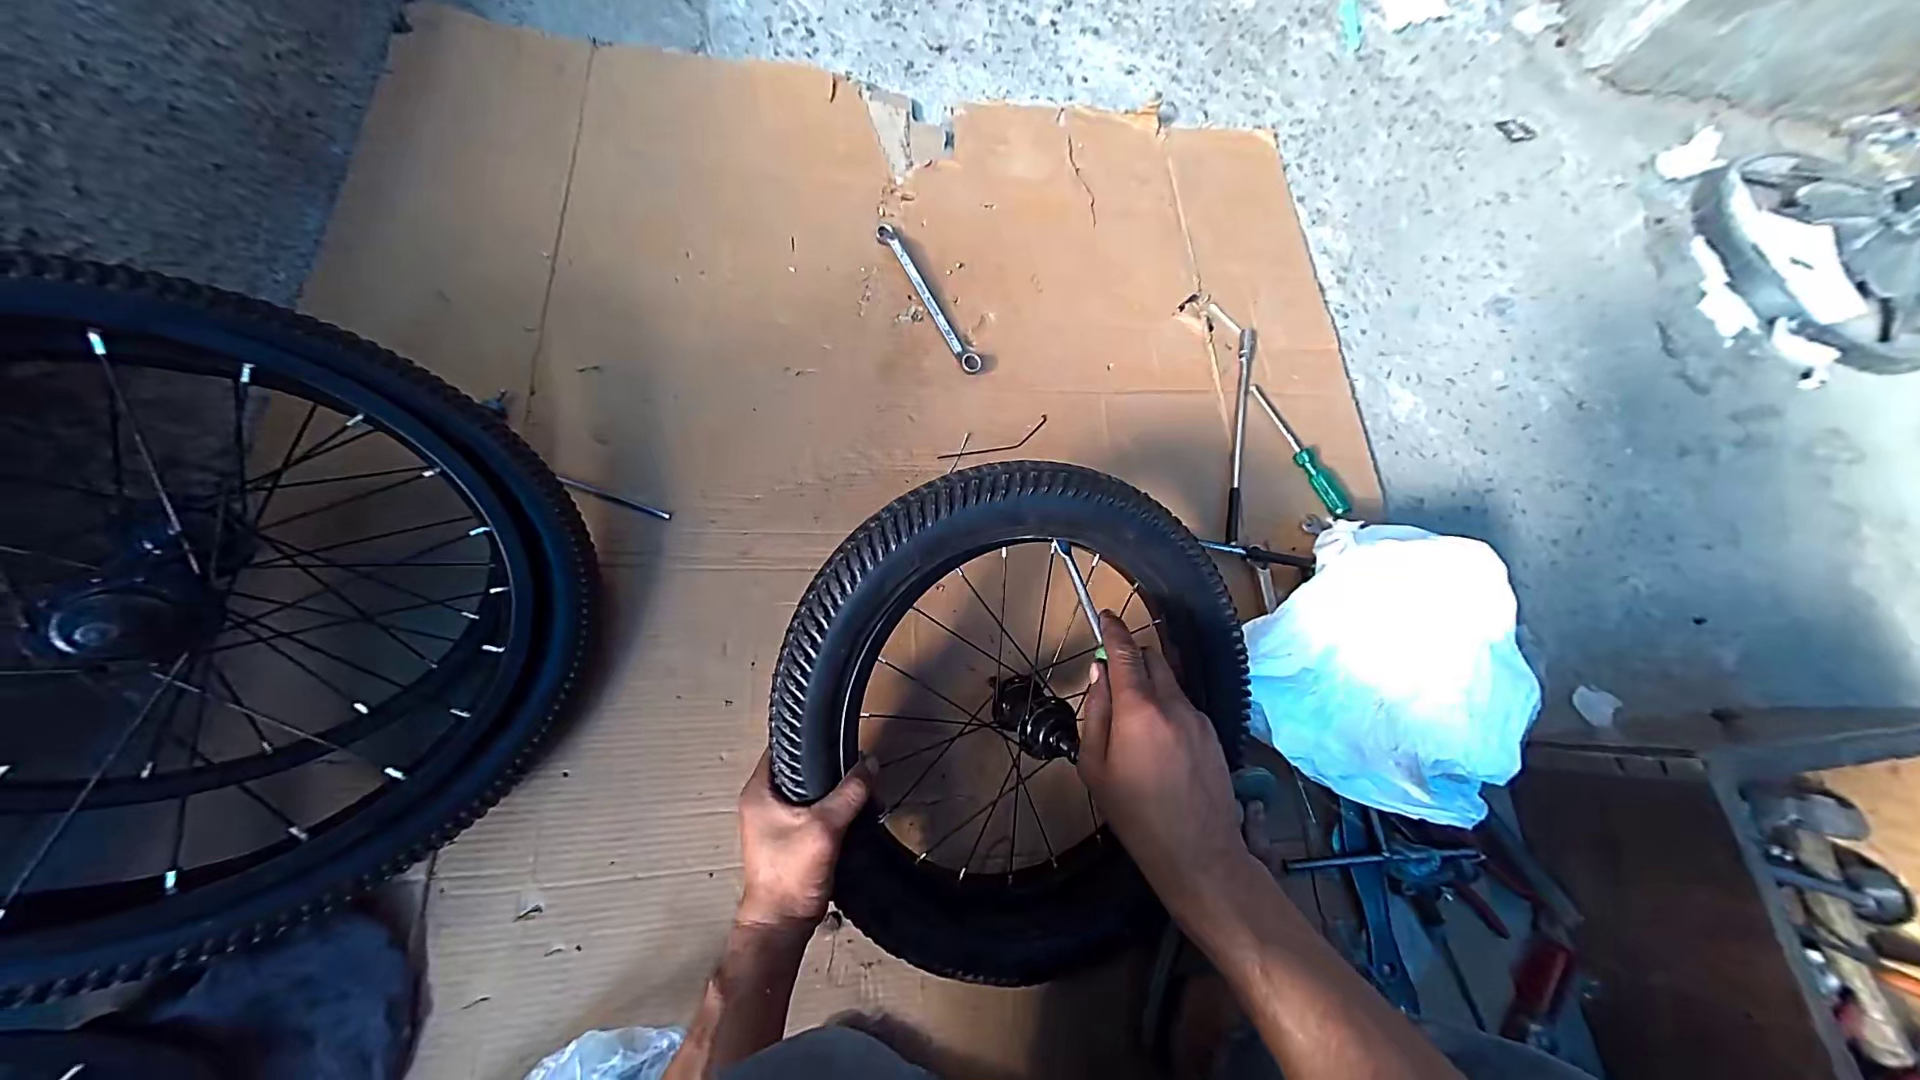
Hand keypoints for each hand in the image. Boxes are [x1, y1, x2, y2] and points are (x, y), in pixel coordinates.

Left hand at [735, 749, 871, 929]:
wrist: (782, 925)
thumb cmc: (791, 874)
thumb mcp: (825, 826)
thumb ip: (849, 792)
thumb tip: (870, 763)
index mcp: (758, 792)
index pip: (779, 747)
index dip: (804, 736)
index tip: (830, 728)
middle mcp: (761, 802)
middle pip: (796, 768)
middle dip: (825, 762)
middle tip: (850, 755)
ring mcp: (773, 822)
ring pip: (806, 790)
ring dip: (830, 787)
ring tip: (856, 780)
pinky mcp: (788, 838)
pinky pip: (811, 810)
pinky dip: (830, 806)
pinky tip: (851, 806)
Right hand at [1078, 612, 1256, 916]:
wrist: (1199, 854)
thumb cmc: (1136, 814)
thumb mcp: (1095, 766)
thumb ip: (1095, 712)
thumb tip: (1098, 673)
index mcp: (1139, 710)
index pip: (1124, 652)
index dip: (1113, 629)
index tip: (1105, 615)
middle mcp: (1174, 705)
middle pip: (1153, 658)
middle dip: (1132, 657)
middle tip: (1112, 678)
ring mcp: (1199, 718)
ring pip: (1170, 681)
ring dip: (1150, 683)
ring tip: (1134, 723)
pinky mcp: (1214, 733)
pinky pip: (1185, 704)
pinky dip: (1167, 706)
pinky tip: (1158, 742)